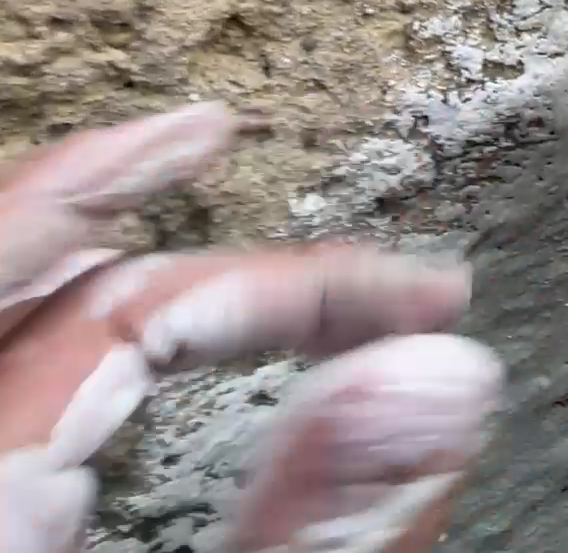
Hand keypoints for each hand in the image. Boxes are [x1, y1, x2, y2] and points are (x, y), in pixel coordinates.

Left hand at [0, 104, 501, 551]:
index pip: (122, 324)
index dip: (295, 284)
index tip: (424, 294)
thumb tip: (443, 372)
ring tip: (152, 171)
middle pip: (1, 279)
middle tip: (207, 135)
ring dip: (77, 240)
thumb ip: (332, 529)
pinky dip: (64, 318)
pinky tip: (122, 313)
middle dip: (114, 195)